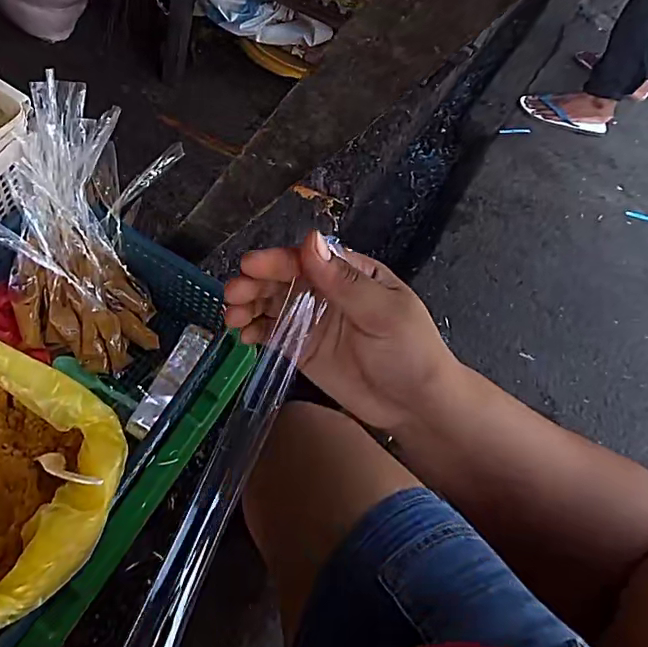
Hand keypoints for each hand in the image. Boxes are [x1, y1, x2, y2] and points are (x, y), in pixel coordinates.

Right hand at [223, 231, 460, 432]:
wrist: (416, 405)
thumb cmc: (410, 351)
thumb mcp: (383, 312)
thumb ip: (344, 281)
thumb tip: (309, 241)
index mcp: (351, 273)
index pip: (308, 259)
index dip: (278, 260)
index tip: (250, 265)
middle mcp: (328, 292)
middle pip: (285, 279)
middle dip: (256, 283)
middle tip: (233, 294)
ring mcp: (313, 321)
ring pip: (273, 304)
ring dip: (249, 305)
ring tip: (231, 316)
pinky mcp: (303, 349)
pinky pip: (273, 333)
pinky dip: (255, 331)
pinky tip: (242, 335)